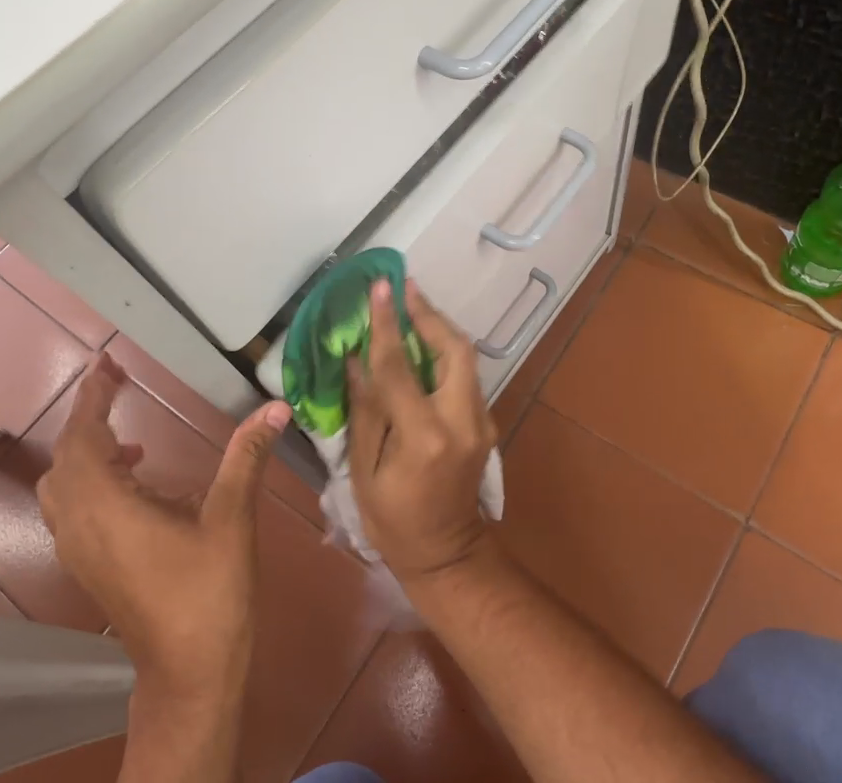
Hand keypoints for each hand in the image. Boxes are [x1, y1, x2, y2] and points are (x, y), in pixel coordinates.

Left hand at [37, 354, 290, 705]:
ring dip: (86, 451)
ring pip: (63, 484)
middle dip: (89, 416)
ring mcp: (78, 548)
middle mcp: (80, 522)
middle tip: (118, 386)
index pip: (85, 435)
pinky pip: (73, 507)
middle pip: (67, 455)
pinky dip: (91, 480)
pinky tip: (136, 485)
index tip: (108, 364)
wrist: (189, 668)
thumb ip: (246, 457)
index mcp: (107, 504)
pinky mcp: (87, 565)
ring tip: (130, 440)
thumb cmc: (209, 590)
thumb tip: (276, 406)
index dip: (93, 397)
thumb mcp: (231, 517)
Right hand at [347, 279, 497, 583]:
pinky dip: (445, 351)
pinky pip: (466, 375)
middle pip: (454, 348)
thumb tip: (356, 357)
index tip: (380, 287)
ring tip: (411, 305)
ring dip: (439, 328)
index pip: (402, 367)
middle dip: (428, 314)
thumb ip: (365, 409)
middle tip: (403, 288)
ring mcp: (481, 422)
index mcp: (425, 437)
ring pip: (466, 358)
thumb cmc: (393, 520)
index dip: (386, 325)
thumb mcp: (364, 469)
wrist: (446, 553)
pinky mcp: (485, 424)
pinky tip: (423, 343)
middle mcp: (462, 421)